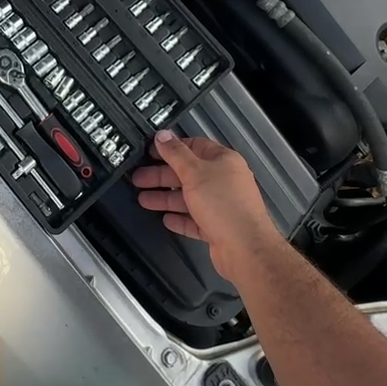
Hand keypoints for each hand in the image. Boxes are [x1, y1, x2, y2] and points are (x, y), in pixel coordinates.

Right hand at [132, 132, 280, 282]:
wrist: (246, 249)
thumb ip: (176, 154)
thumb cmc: (226, 206)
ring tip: (144, 199)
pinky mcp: (218, 227)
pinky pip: (194, 220)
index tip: (152, 151)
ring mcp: (221, 205)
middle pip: (187, 173)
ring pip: (188, 198)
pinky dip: (180, 219)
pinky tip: (167, 219)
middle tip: (140, 177)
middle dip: (162, 176)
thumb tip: (163, 136)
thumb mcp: (194, 172)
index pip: (194, 147)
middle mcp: (224, 181)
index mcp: (223, 161)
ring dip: (166, 198)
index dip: (171, 148)